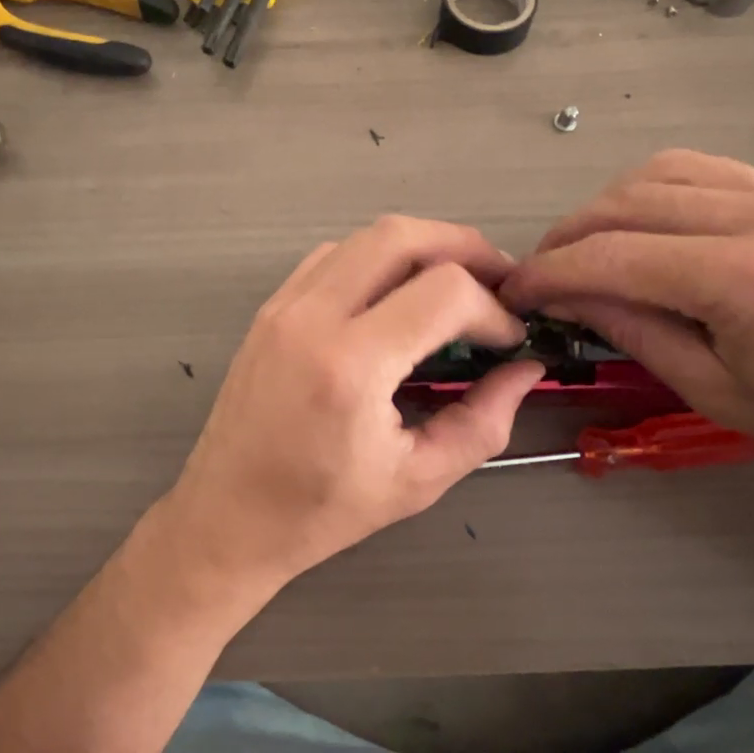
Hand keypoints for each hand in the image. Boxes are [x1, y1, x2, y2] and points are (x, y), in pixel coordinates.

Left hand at [160, 217, 545, 587]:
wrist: (227, 517)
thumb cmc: (321, 510)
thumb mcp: (418, 479)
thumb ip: (482, 421)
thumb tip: (526, 370)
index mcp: (351, 366)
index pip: (443, 292)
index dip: (492, 308)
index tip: (509, 338)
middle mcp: (313, 318)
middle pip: (402, 236)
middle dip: (463, 247)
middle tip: (499, 281)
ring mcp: (284, 305)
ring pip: (365, 237)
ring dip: (420, 247)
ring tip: (456, 284)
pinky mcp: (271, 307)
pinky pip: (333, 256)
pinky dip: (377, 259)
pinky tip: (398, 295)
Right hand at [499, 150, 753, 485]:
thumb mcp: (716, 391)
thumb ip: (634, 330)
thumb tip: (567, 296)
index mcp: (750, 282)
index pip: (613, 256)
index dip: (550, 272)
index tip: (515, 291)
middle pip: (626, 203)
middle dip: (567, 237)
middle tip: (540, 275)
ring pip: (657, 173)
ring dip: (605, 207)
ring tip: (585, 249)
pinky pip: (701, 169)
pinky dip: (652, 191)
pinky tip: (640, 225)